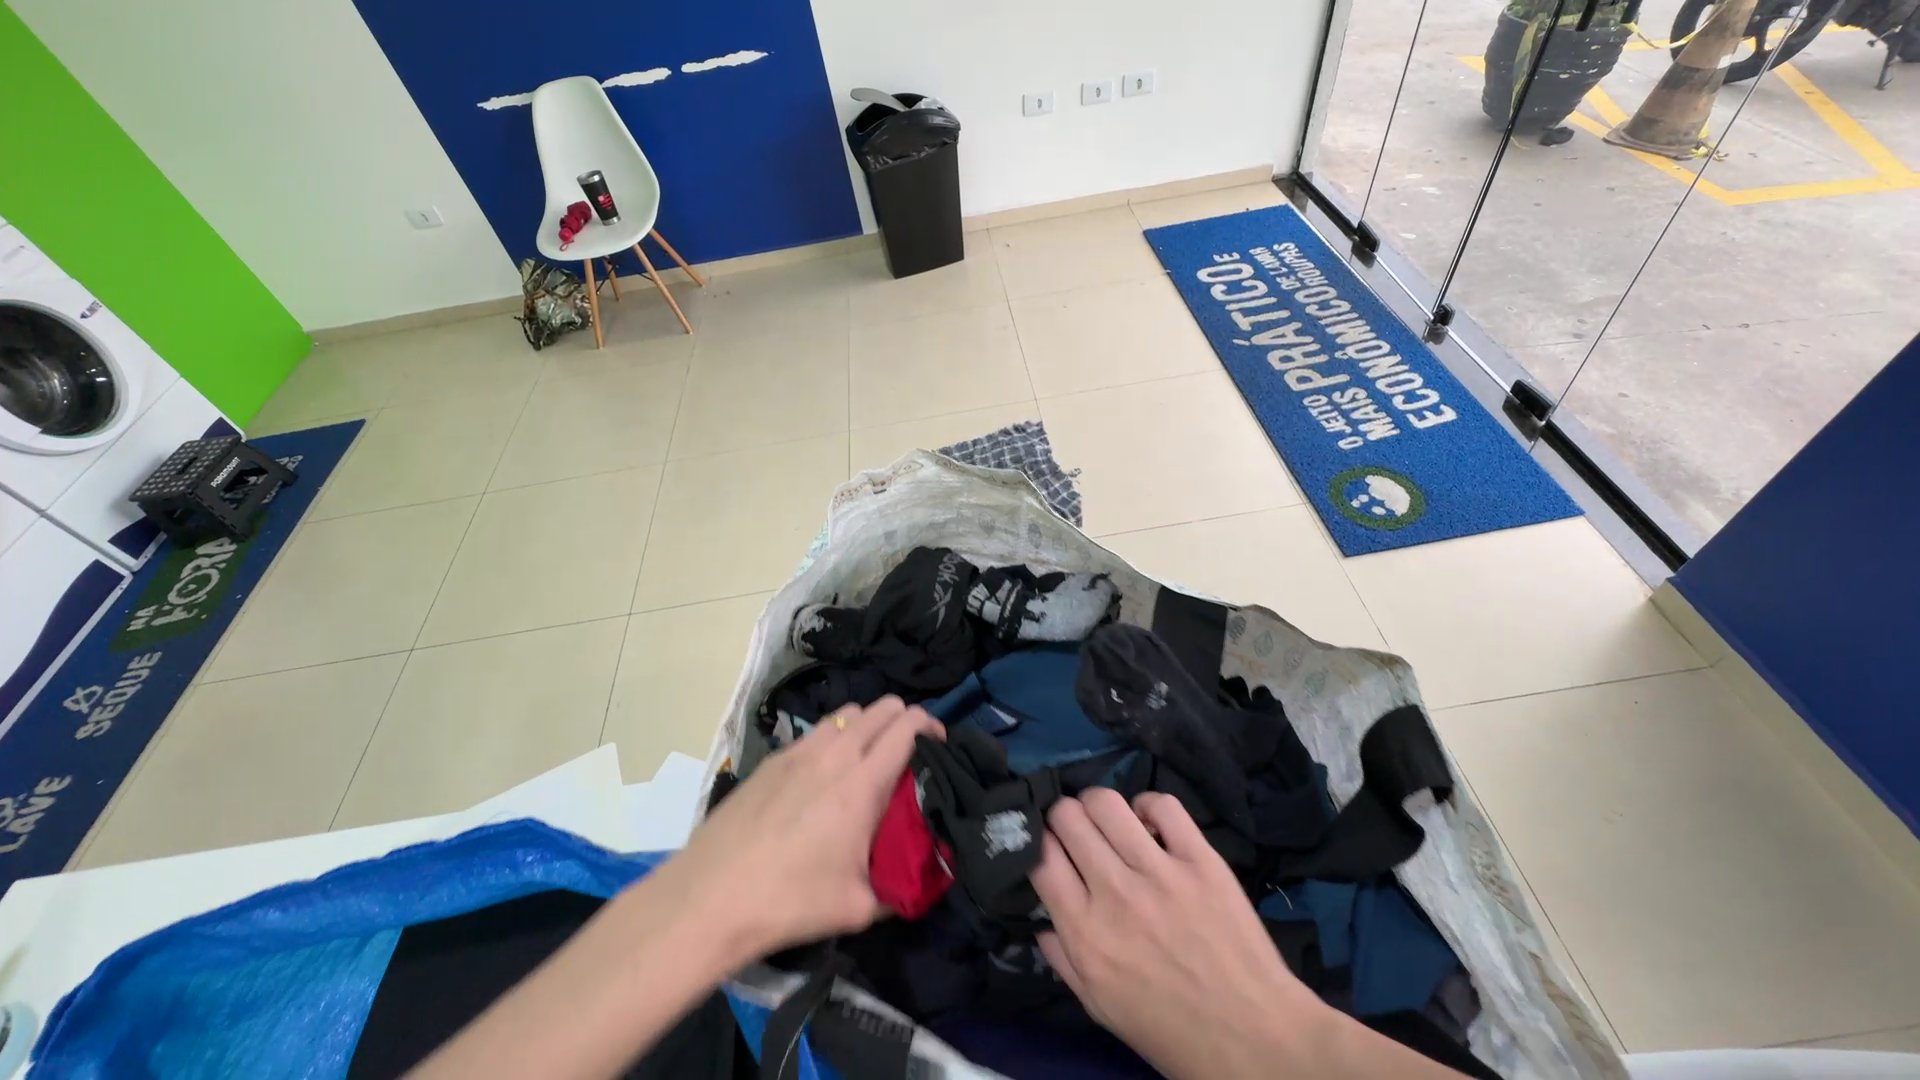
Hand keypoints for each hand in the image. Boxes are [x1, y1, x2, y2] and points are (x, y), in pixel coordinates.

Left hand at [654, 696, 942, 965]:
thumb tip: (921, 879)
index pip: (907, 727)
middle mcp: (834, 754)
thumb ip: (900, 886)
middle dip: (904, 720)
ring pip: (846, 714)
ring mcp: (798, 752)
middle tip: (911, 752)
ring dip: (867, 725)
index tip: (941, 745)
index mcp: (862, 783)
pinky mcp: (771, 760)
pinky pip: (816, 733)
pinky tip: (826, 777)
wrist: (709, 898)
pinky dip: (835, 739)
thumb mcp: (859, 907)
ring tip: (869, 760)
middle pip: (880, 708)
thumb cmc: (789, 901)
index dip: (932, 726)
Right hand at [1030, 789, 1333, 1079]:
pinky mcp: (1202, 861)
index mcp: (1085, 932)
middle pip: (1068, 818)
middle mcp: (1115, 893)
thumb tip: (1041, 919)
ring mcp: (1160, 872)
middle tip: (1074, 829)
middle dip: (1062, 816)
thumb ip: (1062, 959)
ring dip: (1098, 805)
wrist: (1253, 1039)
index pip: (1041, 857)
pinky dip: (1148, 805)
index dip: (1037, 842)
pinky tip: (1150, 823)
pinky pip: (1164, 805)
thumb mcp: (1099, 1006)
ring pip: (1107, 803)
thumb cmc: (1170, 1029)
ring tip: (1108, 820)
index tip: (1047, 846)